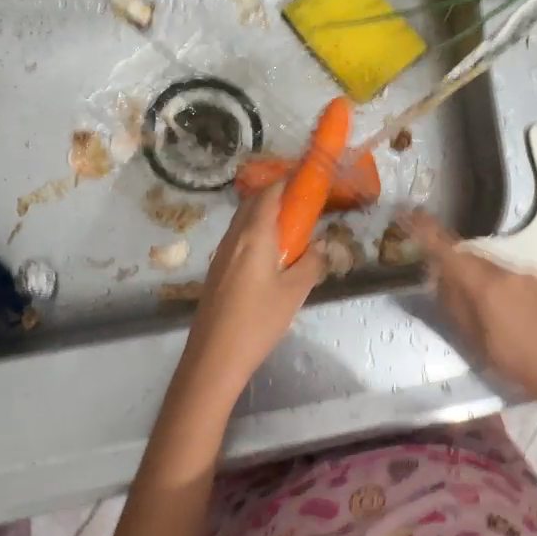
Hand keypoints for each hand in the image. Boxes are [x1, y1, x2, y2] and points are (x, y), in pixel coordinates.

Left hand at [181, 184, 325, 393]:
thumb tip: (322, 244)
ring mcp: (222, 254)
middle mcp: (235, 237)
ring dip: (265, 214)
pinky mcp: (217, 270)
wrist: (214, 356)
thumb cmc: (258, 321)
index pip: (270, 194)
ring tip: (291, 226)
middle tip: (303, 202)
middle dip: (277, 195)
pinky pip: (239, 238)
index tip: (308, 179)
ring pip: (244, 220)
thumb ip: (312, 263)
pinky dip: (256, 232)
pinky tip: (271, 253)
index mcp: (255, 235)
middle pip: (254, 203)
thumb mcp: (295, 292)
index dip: (288, 181)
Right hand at [403, 211, 536, 404]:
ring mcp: (530, 275)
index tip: (411, 217)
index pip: (450, 252)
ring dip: (478, 277)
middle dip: (454, 263)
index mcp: (487, 286)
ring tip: (477, 306)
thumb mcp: (477, 343)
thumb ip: (456, 307)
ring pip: (493, 267)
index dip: (428, 234)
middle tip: (442, 282)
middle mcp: (509, 272)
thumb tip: (440, 281)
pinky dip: (499, 285)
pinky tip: (506, 313)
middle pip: (472, 258)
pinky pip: (513, 277)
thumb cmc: (520, 365)